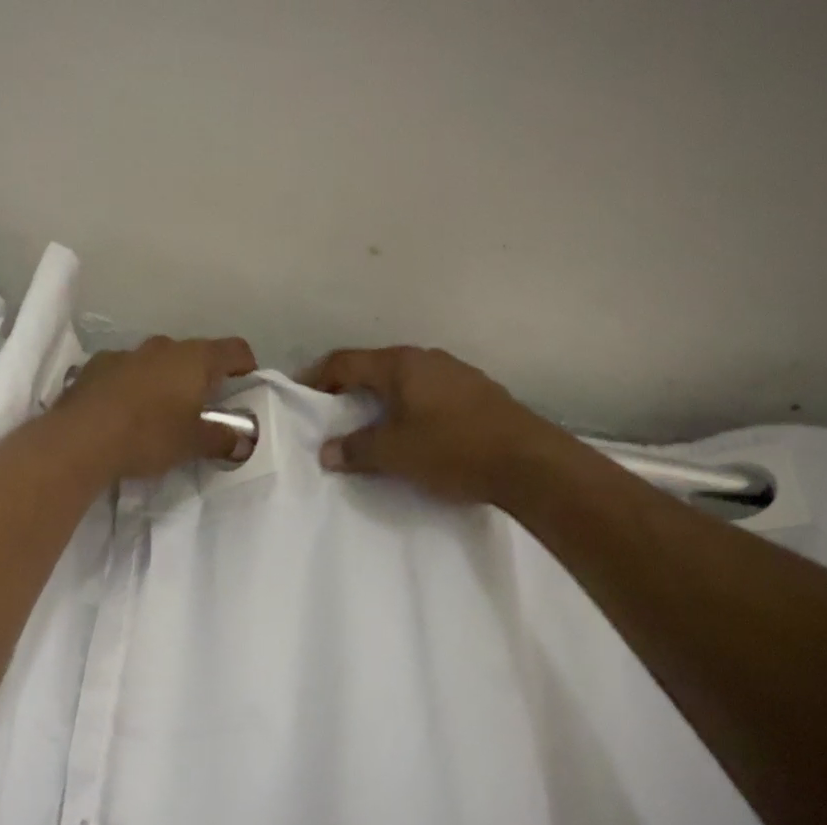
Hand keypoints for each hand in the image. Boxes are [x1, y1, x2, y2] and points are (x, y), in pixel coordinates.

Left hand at [57, 336, 257, 478]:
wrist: (80, 439)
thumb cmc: (148, 436)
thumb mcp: (192, 444)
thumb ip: (221, 439)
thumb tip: (241, 441)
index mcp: (194, 359)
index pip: (234, 349)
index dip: (244, 365)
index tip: (246, 384)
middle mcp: (162, 346)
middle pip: (192, 354)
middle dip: (199, 376)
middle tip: (201, 406)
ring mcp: (125, 353)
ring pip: (154, 361)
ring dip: (161, 380)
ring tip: (158, 411)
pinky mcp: (94, 367)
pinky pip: (123, 372)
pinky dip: (130, 386)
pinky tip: (123, 412)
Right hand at [301, 346, 573, 505]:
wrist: (528, 463)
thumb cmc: (452, 449)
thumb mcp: (394, 453)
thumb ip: (356, 449)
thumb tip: (329, 451)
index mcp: (401, 364)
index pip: (344, 361)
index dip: (316, 377)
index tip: (298, 397)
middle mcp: (427, 359)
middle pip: (375, 368)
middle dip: (347, 390)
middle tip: (328, 416)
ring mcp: (456, 375)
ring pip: (404, 383)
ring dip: (380, 402)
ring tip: (366, 429)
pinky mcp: (477, 396)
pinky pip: (427, 397)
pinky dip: (407, 411)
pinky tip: (409, 435)